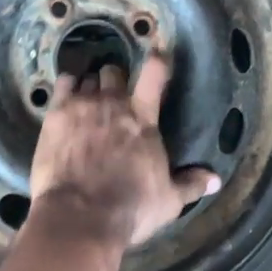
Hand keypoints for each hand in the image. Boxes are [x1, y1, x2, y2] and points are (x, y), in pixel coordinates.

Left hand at [28, 52, 220, 247]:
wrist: (80, 217)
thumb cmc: (130, 208)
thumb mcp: (168, 201)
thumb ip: (191, 184)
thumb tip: (215, 179)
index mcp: (143, 118)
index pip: (154, 73)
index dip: (156, 60)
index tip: (156, 53)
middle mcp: (113, 103)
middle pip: (113, 72)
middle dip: (114, 80)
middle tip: (113, 96)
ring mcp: (83, 105)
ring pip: (87, 77)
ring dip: (90, 87)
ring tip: (88, 101)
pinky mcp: (56, 113)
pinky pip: (63, 84)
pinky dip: (67, 87)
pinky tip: (66, 98)